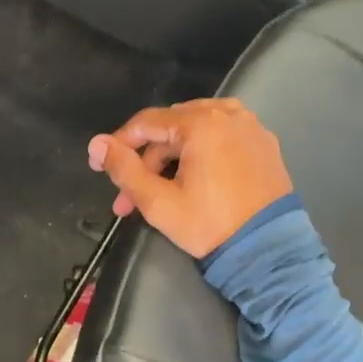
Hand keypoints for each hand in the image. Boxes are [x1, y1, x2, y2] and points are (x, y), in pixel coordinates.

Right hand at [89, 98, 293, 258]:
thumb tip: (96, 144)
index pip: (146, 122)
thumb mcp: (158, 201)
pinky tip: (192, 179)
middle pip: (171, 127)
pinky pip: (221, 136)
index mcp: (201, 124)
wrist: (267, 248)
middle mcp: (227, 114)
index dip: (118, 143)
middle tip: (129, 197)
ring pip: (195, 130)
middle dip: (145, 160)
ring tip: (158, 189)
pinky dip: (200, 153)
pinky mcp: (263, 143)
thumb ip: (124, 170)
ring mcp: (250, 126)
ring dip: (170, 156)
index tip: (100, 166)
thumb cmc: (209, 224)